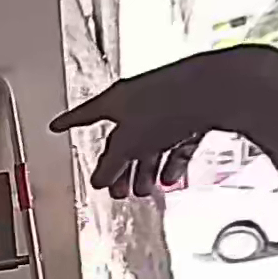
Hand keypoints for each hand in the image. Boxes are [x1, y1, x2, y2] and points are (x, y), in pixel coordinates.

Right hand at [49, 44, 277, 197]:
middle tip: (115, 189)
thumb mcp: (128, 143)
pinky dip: (172, 161)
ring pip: (150, 143)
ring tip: (144, 190)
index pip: (85, 114)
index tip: (57, 126)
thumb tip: (100, 181)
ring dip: (144, 169)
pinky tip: (171, 179)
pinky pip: (177, 141)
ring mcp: (168, 104)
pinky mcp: (193, 111)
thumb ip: (110, 166)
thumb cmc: (170, 104)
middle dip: (119, 167)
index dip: (69, 123)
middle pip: (122, 138)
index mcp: (117, 100)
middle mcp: (140, 99)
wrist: (220, 87)